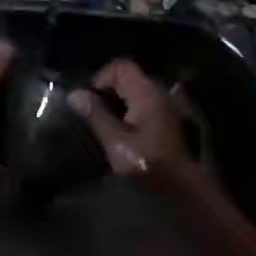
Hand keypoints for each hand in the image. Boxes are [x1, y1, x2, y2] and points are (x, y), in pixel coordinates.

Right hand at [67, 59, 189, 177]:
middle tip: (90, 111)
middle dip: (107, 89)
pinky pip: (144, 105)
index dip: (100, 77)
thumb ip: (96, 114)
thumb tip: (75, 93)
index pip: (121, 66)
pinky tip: (120, 130)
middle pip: (130, 77)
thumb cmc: (146, 164)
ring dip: (117, 102)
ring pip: (137, 92)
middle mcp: (161, 93)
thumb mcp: (116, 141)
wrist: (180, 188)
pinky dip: (129, 111)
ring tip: (101, 121)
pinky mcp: (168, 121)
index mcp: (148, 92)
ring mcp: (167, 107)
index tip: (86, 98)